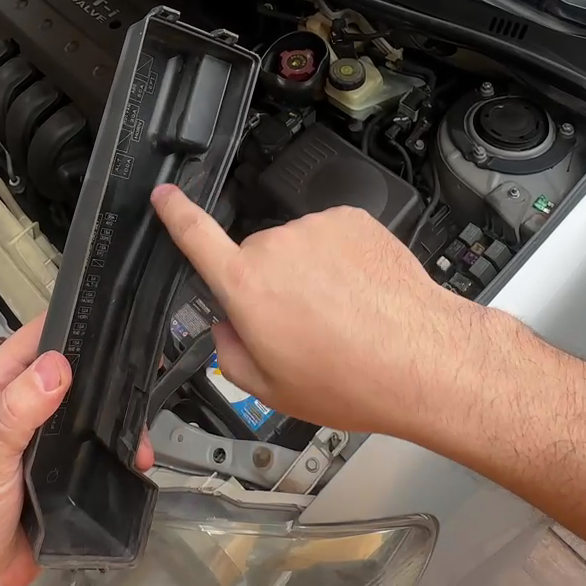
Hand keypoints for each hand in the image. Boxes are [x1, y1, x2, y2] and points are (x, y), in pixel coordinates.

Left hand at [0, 317, 154, 585]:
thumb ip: (16, 412)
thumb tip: (54, 368)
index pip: (38, 336)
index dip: (70, 327)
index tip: (104, 327)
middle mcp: (20, 401)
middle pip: (70, 363)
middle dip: (102, 369)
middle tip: (132, 374)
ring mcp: (42, 430)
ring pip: (87, 399)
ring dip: (112, 407)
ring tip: (134, 417)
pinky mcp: (60, 458)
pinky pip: (93, 435)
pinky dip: (115, 439)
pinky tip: (129, 449)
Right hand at [150, 184, 478, 438]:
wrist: (422, 360)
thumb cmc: (351, 379)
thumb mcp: (272, 390)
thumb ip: (231, 353)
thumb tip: (228, 328)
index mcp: (247, 286)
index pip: (195, 237)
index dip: (174, 212)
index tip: (163, 194)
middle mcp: (276, 247)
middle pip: (257, 258)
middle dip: (270, 285)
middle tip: (305, 325)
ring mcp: (315, 228)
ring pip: (298, 248)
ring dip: (310, 273)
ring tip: (342, 314)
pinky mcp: (350, 220)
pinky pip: (331, 236)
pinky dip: (341, 259)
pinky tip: (360, 293)